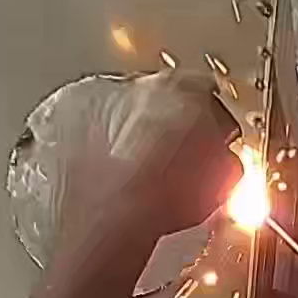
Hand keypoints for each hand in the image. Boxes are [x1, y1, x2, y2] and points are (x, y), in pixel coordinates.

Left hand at [106, 70, 241, 237]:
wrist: (110, 215)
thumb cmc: (165, 195)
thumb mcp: (222, 180)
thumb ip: (226, 156)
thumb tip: (223, 157)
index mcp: (191, 91)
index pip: (213, 100)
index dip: (214, 129)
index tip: (212, 146)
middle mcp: (146, 82)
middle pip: (169, 98)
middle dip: (174, 124)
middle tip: (176, 160)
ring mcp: (106, 94)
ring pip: (130, 107)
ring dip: (137, 129)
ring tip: (141, 170)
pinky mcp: (71, 110)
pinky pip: (96, 120)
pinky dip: (103, 138)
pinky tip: (112, 169)